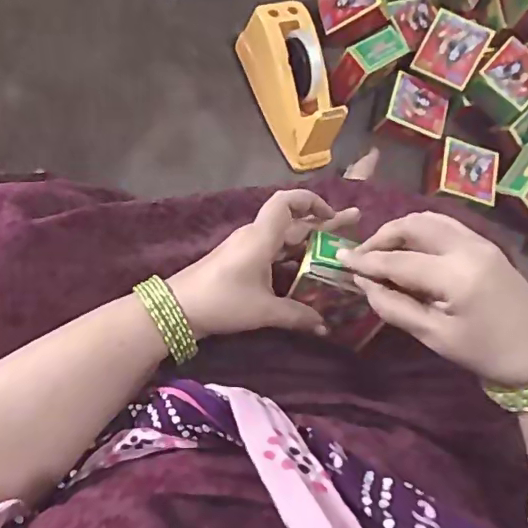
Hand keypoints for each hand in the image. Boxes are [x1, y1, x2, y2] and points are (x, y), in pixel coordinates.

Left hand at [168, 190, 358, 339]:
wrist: (176, 309)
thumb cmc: (222, 301)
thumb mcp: (263, 310)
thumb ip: (296, 315)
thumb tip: (323, 326)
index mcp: (261, 237)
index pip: (287, 201)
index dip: (312, 201)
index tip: (332, 215)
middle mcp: (253, 236)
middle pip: (291, 222)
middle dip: (321, 225)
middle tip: (350, 231)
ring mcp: (242, 249)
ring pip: (281, 239)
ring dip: (306, 244)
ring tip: (332, 255)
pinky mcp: (236, 263)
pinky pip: (269, 253)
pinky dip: (289, 259)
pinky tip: (302, 274)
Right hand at [342, 212, 527, 386]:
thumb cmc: (485, 353)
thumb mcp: (435, 337)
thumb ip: (395, 307)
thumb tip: (365, 284)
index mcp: (455, 275)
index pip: (398, 260)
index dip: (365, 260)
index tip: (340, 259)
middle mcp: (468, 248)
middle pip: (414, 225)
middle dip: (382, 236)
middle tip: (361, 255)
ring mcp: (481, 243)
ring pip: (431, 219)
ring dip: (401, 230)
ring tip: (382, 251)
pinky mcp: (487, 246)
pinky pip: (446, 226)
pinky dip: (421, 231)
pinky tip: (410, 250)